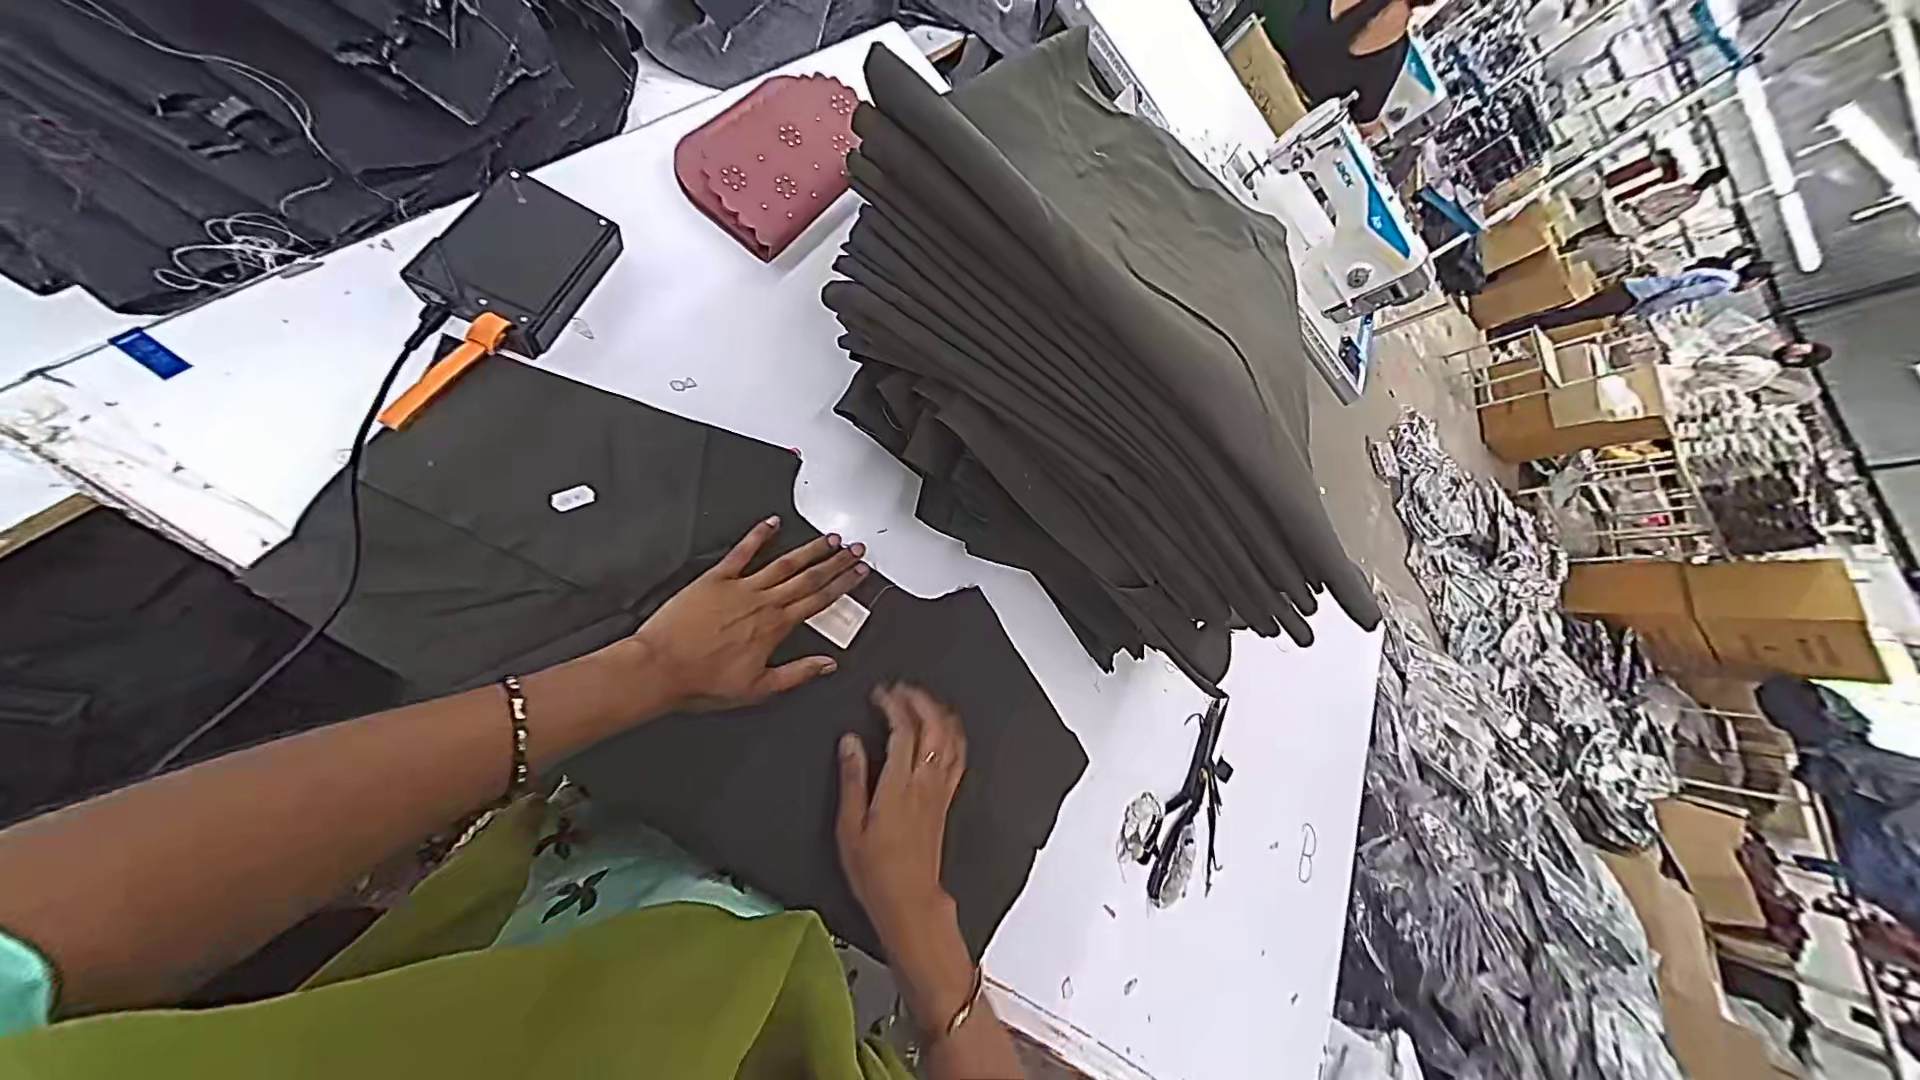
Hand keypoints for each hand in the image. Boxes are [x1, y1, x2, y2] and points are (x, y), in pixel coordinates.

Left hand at [630, 516, 866, 711]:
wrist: (659, 669)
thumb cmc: (702, 680)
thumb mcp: (758, 689)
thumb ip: (798, 673)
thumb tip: (826, 665)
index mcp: (775, 627)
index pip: (819, 599)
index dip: (843, 584)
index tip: (858, 572)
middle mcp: (763, 602)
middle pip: (809, 576)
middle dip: (836, 561)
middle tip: (855, 549)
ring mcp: (740, 586)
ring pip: (785, 562)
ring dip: (810, 548)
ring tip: (829, 538)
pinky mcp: (715, 578)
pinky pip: (742, 551)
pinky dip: (759, 535)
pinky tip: (772, 524)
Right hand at [835, 684, 965, 944]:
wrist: (910, 901)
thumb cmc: (877, 871)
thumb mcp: (849, 827)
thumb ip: (851, 778)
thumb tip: (850, 743)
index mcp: (899, 785)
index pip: (903, 730)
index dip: (893, 704)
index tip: (882, 694)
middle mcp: (924, 783)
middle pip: (932, 726)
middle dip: (919, 699)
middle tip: (902, 689)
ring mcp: (939, 790)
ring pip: (950, 738)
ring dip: (938, 712)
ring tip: (924, 699)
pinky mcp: (946, 800)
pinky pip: (958, 758)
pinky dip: (954, 735)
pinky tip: (948, 729)